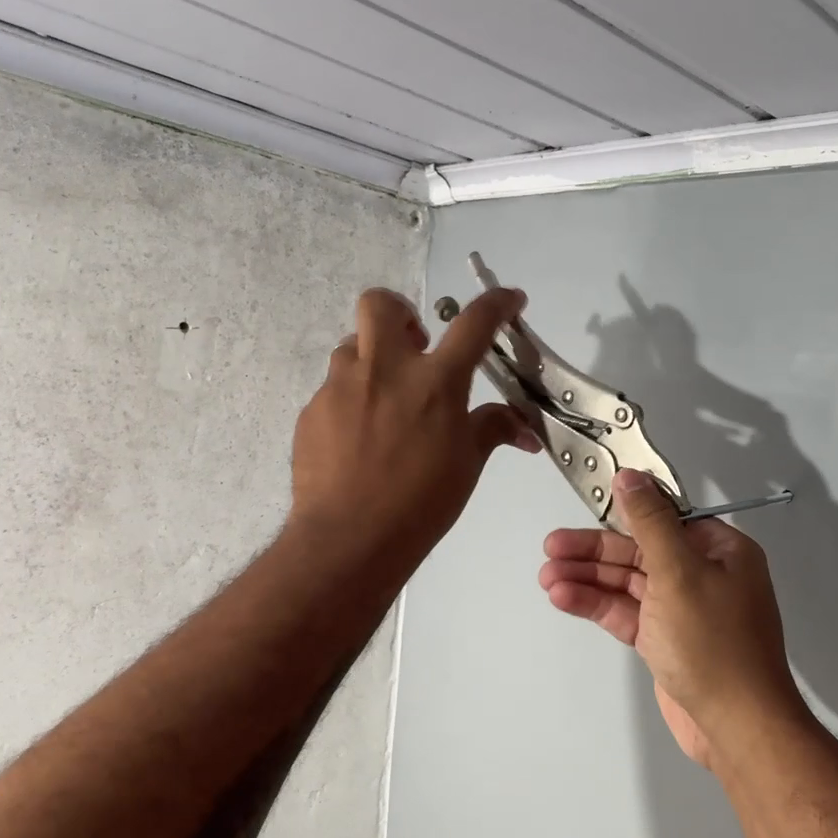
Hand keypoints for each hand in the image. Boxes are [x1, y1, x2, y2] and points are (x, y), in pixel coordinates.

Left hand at [292, 287, 538, 566]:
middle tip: (415, 346)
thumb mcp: (468, 464)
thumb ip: (492, 430)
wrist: (350, 538)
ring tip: (386, 401)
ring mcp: (341, 388)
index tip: (510, 299)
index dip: (497, 304)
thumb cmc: (423, 502)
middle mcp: (385, 370)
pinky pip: (334, 390)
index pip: (474, 325)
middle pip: (381, 304)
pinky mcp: (312, 412)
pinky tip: (360, 441)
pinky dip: (353, 402)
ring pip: (352, 347)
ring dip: (373, 360)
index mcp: (435, 382)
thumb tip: (525, 430)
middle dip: (400, 312)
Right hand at [539, 470, 806, 766]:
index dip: (625, 513)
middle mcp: (706, 575)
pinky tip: (564, 597)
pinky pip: (628, 613)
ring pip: (630, 583)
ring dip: (590, 578)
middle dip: (596, 551)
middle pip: (642, 551)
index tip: (586, 505)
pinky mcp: (666, 641)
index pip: (667, 519)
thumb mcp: (679, 572)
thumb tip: (631, 477)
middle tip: (550, 547)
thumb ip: (650, 522)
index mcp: (723, 551)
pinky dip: (597, 604)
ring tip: (546, 576)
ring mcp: (684, 610)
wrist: (735, 724)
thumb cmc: (713, 643)